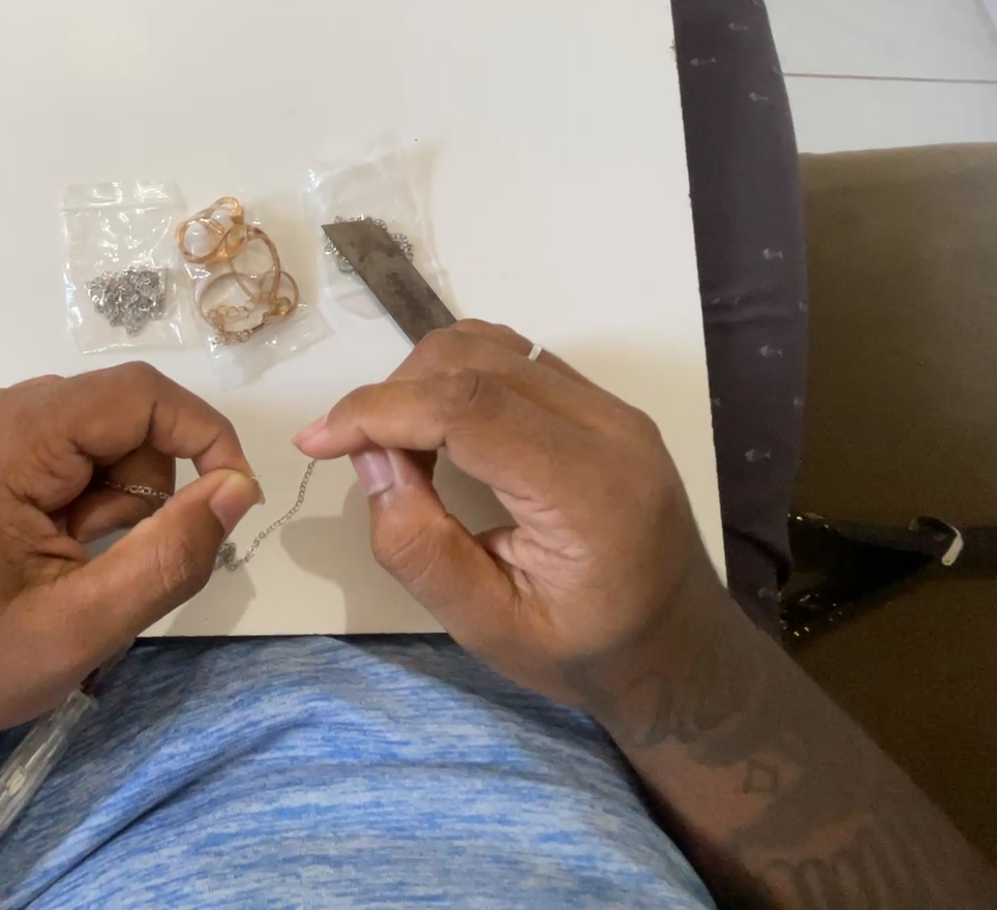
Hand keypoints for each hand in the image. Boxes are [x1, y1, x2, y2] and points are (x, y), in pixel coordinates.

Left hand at [0, 363, 260, 755]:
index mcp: (7, 437)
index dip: (202, 435)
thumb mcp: (81, 627)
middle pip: (120, 415)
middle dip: (147, 485)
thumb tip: (238, 488)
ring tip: (72, 563)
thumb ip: (169, 556)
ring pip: (99, 438)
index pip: (138, 395)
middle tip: (113, 559)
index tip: (234, 501)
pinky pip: (67, 456)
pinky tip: (52, 552)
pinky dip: (86, 502)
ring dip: (116, 499)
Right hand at [293, 320, 723, 707]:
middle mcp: (608, 427)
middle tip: (369, 460)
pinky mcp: (597, 401)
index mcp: (588, 492)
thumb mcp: (486, 628)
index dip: (377, 411)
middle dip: (392, 396)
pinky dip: (449, 376)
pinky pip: (506, 355)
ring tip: (402, 444)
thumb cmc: (584, 653)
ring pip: (483, 344)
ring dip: (418, 381)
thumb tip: (370, 458)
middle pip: (469, 360)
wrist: (680, 650)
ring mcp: (608, 405)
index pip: (466, 408)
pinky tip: (437, 425)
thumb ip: (418, 546)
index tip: (317, 440)